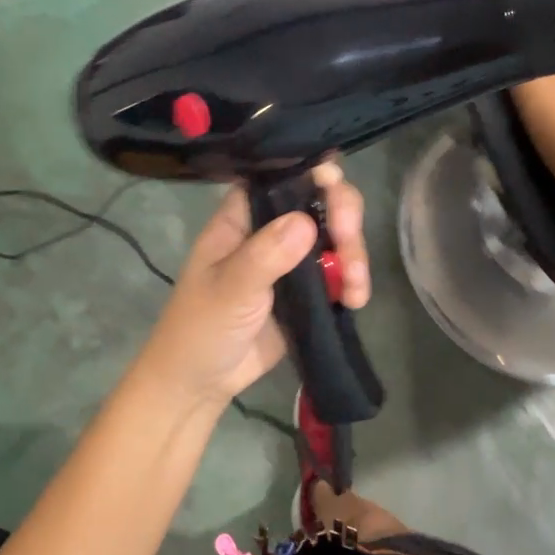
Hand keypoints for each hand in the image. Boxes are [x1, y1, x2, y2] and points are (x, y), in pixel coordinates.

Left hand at [136, 164, 370, 407]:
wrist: (200, 383)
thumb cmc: (201, 327)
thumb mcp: (229, 290)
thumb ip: (265, 255)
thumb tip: (305, 221)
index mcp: (243, 214)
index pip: (282, 175)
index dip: (312, 172)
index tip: (332, 188)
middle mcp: (271, 226)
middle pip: (320, 199)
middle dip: (344, 217)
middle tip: (350, 246)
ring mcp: (292, 257)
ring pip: (337, 234)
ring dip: (354, 254)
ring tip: (355, 290)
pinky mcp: (308, 287)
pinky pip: (340, 270)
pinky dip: (353, 280)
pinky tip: (354, 301)